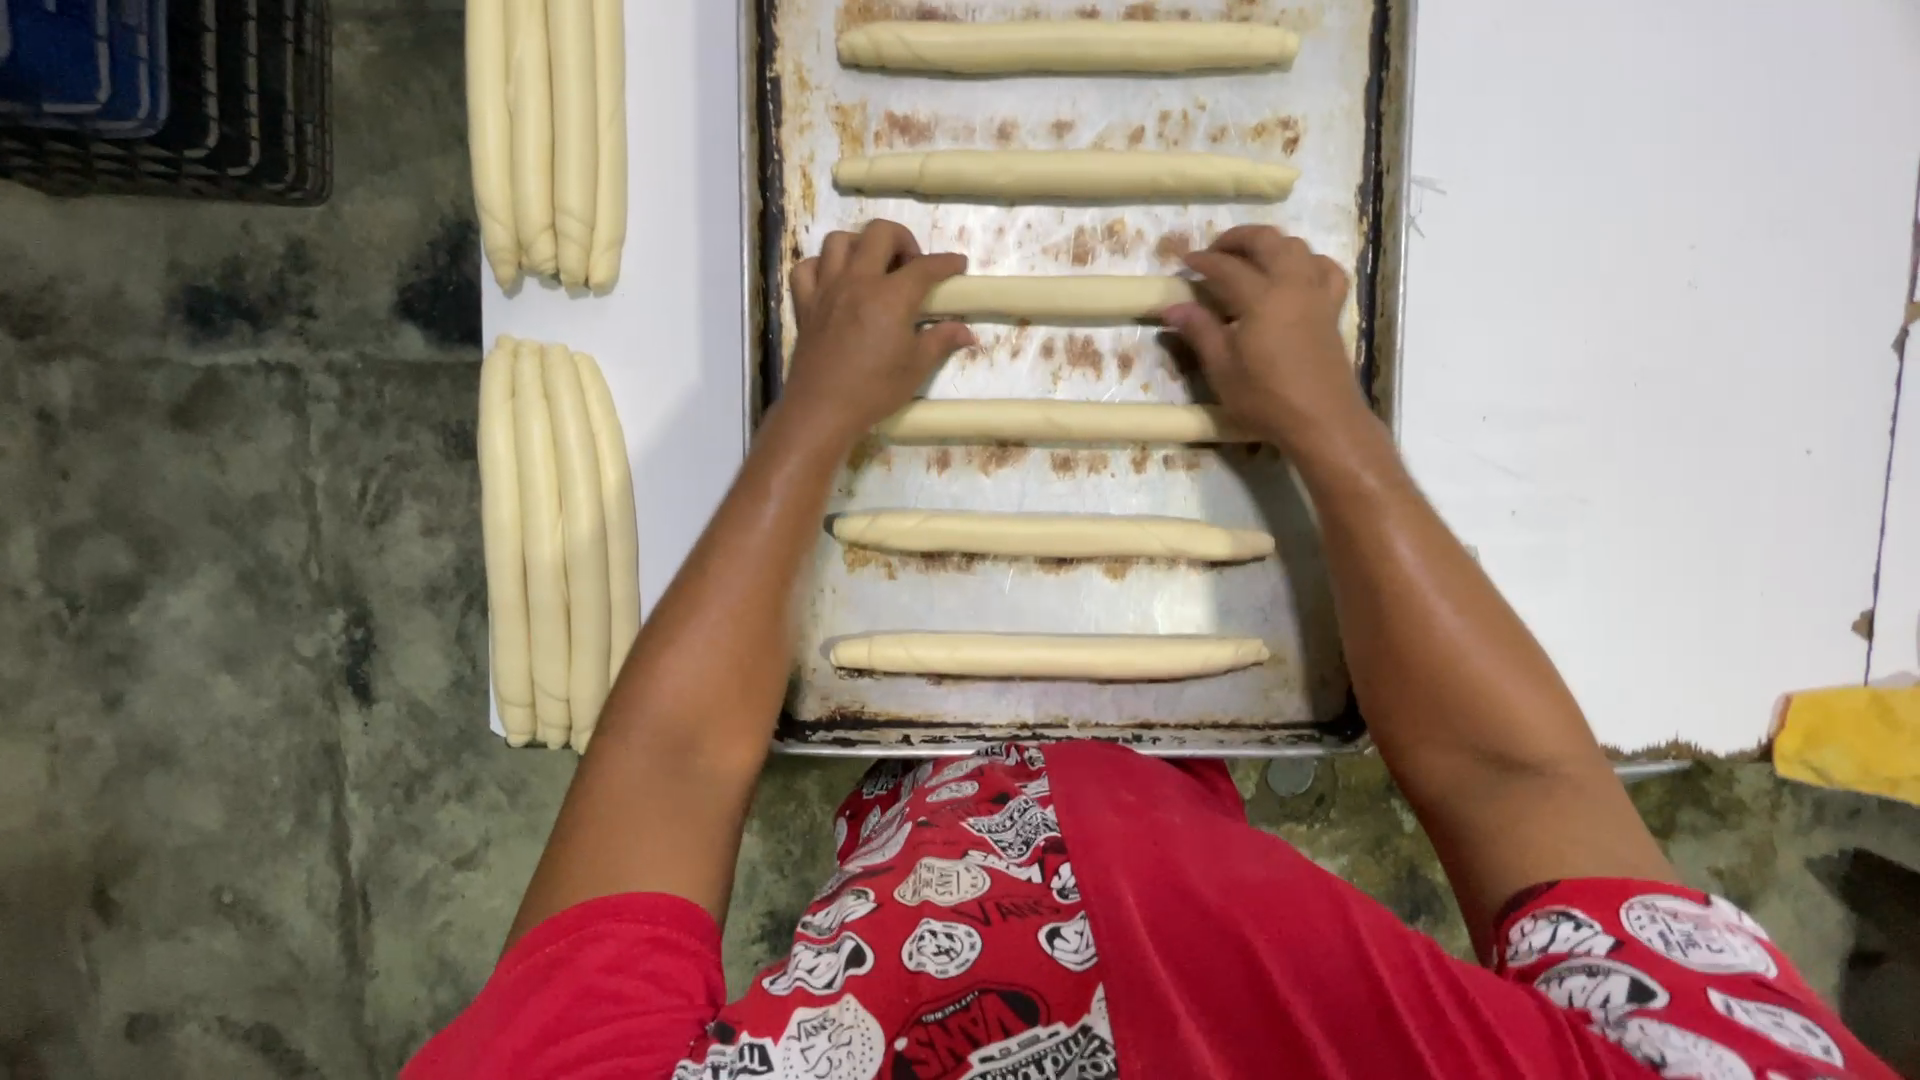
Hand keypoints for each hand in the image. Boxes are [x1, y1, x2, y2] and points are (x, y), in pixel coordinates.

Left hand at [783, 220, 973, 440]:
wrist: (823, 408)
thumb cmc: (875, 390)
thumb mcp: (916, 367)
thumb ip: (941, 341)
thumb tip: (967, 333)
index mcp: (890, 297)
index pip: (925, 267)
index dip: (946, 263)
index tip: (957, 265)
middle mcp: (857, 281)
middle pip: (879, 233)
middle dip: (902, 239)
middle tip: (910, 264)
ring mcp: (827, 289)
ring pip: (839, 241)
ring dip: (860, 245)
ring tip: (873, 266)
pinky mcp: (805, 304)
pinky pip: (806, 268)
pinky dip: (821, 266)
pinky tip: (834, 280)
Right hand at [1163, 225, 1369, 452]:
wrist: (1321, 419)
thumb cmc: (1265, 399)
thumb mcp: (1222, 369)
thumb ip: (1199, 331)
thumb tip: (1172, 307)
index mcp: (1261, 298)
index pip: (1227, 267)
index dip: (1203, 261)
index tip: (1184, 263)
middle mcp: (1292, 284)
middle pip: (1267, 241)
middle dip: (1238, 239)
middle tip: (1214, 252)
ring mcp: (1317, 294)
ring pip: (1298, 247)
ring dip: (1271, 245)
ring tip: (1249, 260)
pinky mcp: (1332, 309)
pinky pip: (1324, 269)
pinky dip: (1306, 262)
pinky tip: (1295, 275)